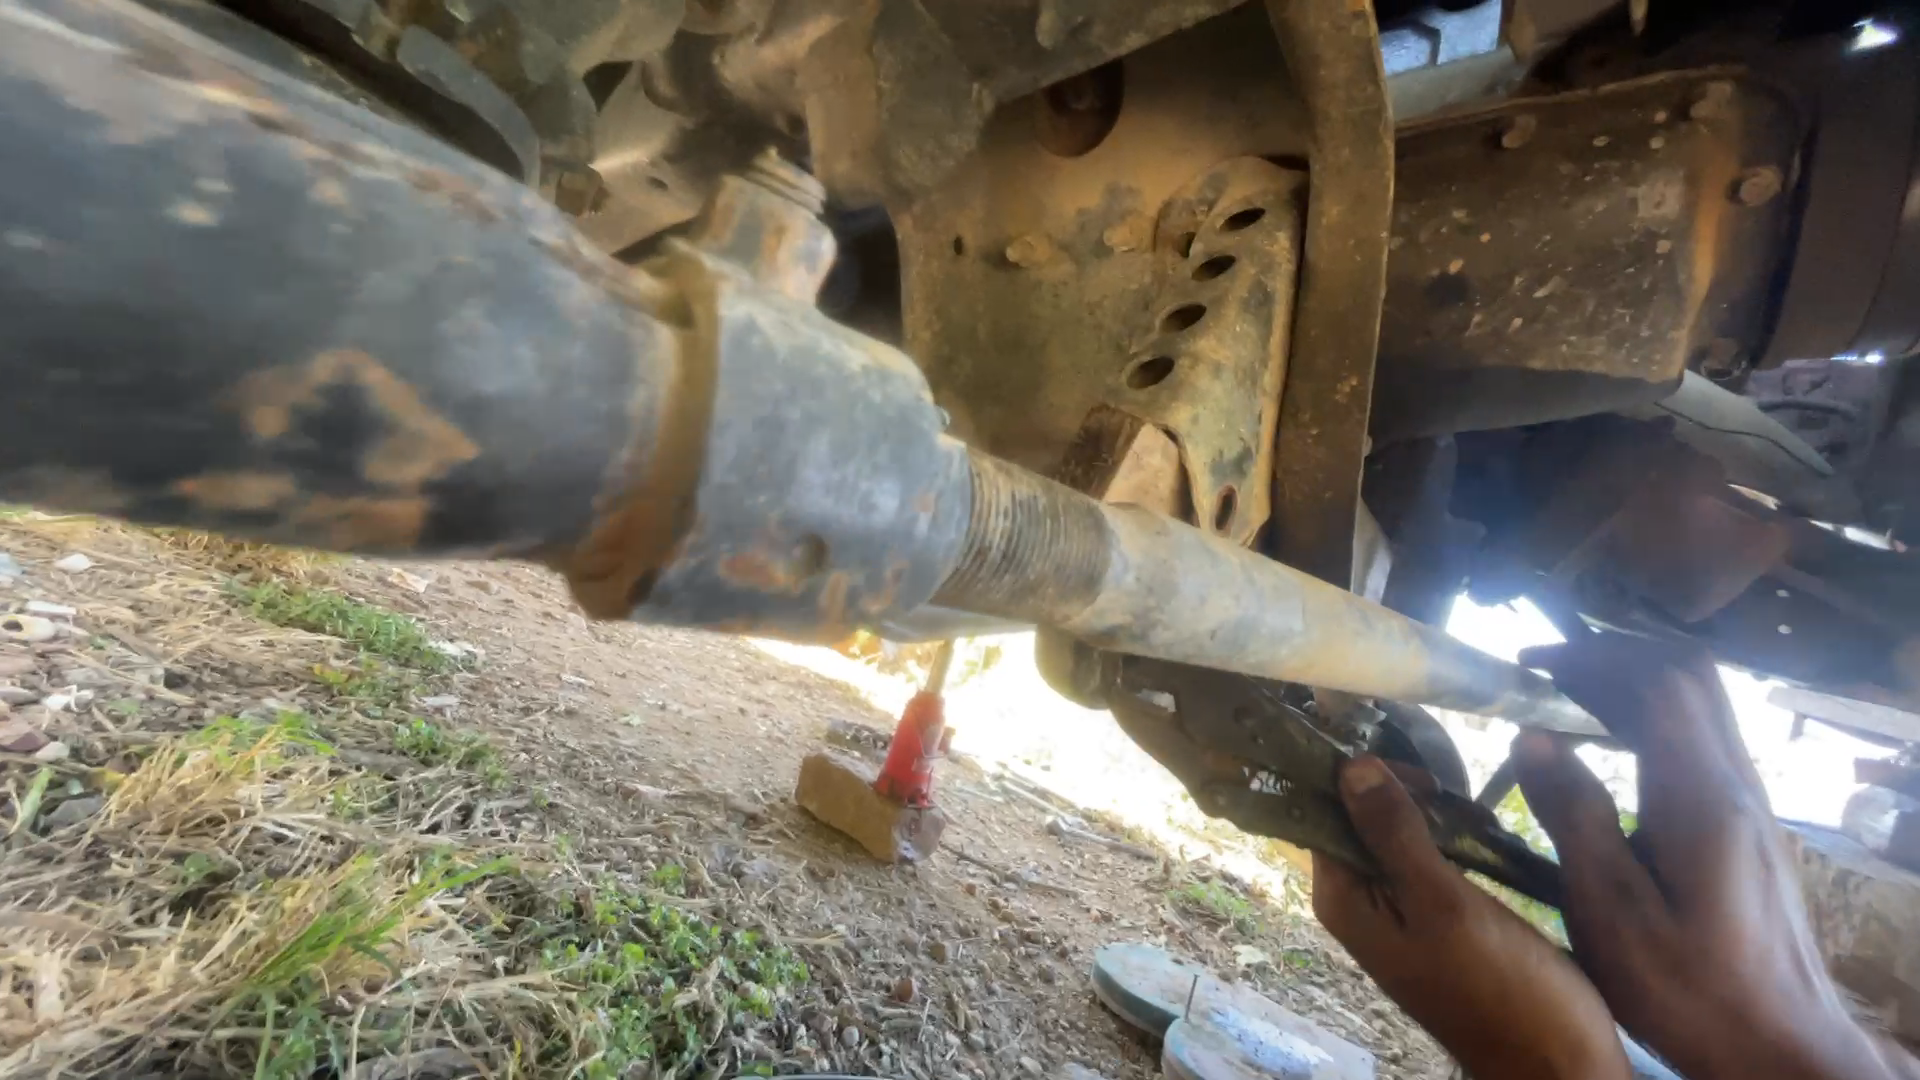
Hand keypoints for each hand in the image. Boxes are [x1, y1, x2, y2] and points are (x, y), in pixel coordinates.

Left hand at [1315, 755, 1628, 1079]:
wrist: (1564, 1076)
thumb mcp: (1445, 902)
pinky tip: (1478, 833)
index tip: (1414, 768)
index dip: (1359, 778)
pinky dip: (1442, 840)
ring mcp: (1386, 911)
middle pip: (1355, 819)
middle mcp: (1350, 900)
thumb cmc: (1505, 989)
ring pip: (1390, 835)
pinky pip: (1417, 860)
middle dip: (1399, 794)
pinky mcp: (1423, 919)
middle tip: (1453, 793)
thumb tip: (1349, 766)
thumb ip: (1393, 832)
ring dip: (1426, 816)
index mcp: (1339, 895)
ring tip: (1474, 813)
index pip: (1323, 809)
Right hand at [1517, 633, 1904, 1079]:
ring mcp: (1747, 800)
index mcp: (1698, 800)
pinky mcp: (1743, 817)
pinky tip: (1598, 738)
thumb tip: (1531, 736)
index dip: (1590, 657)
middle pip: (1687, 675)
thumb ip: (1572, 814)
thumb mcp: (1611, 909)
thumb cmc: (1686, 987)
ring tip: (1560, 695)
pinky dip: (1641, 711)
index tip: (1528, 665)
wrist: (1785, 1051)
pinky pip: (1695, 730)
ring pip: (1697, 699)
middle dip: (1610, 654)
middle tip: (1541, 672)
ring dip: (1626, 678)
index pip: (1658, 684)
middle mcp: (1734, 785)